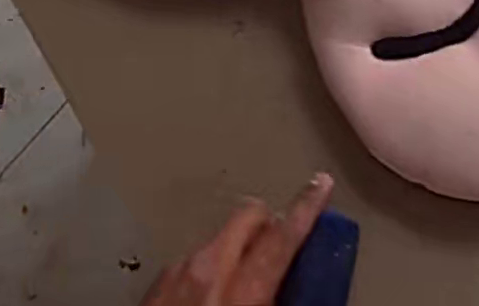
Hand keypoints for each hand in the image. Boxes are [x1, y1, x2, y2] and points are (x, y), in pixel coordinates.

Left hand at [141, 172, 335, 305]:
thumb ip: (279, 303)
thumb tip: (296, 291)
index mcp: (239, 292)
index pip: (281, 237)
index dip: (306, 207)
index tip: (321, 183)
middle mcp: (206, 268)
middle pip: (247, 216)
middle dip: (269, 221)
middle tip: (283, 242)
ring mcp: (177, 271)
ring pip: (220, 238)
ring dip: (237, 249)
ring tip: (244, 285)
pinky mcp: (157, 281)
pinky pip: (194, 259)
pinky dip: (211, 267)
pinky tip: (211, 299)